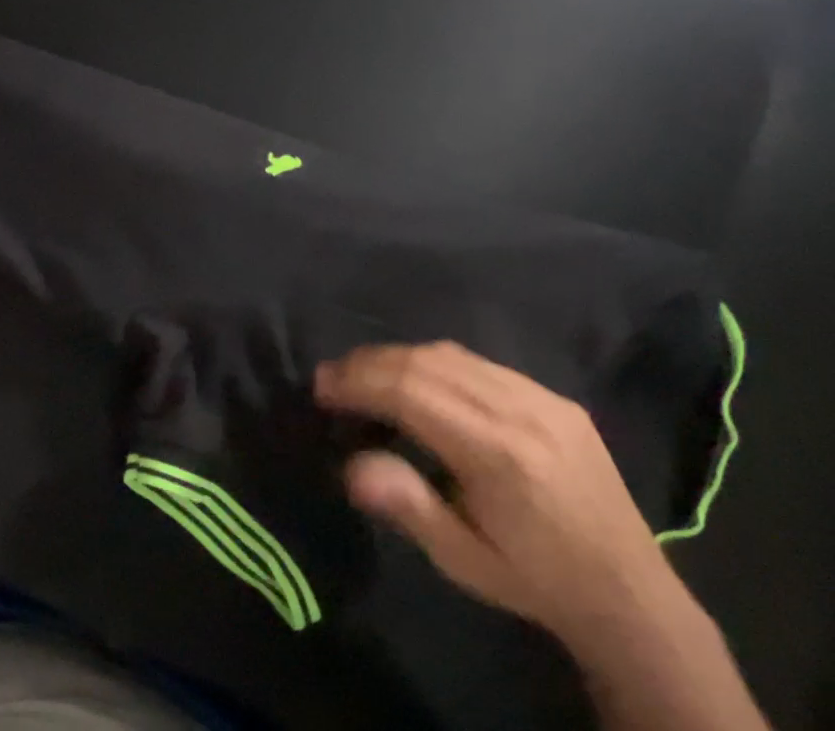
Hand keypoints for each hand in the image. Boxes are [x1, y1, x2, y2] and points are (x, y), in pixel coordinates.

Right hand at [315, 342, 686, 648]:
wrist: (630, 595)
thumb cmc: (532, 579)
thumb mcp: (460, 558)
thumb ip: (407, 506)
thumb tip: (352, 465)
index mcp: (500, 455)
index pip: (411, 392)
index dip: (357, 382)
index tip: (320, 391)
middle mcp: (526, 414)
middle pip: (428, 363)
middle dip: (367, 364)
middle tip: (329, 380)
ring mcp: (546, 403)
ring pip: (452, 356)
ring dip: (396, 359)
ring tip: (361, 377)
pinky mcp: (557, 402)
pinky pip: (480, 365)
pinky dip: (432, 363)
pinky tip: (414, 383)